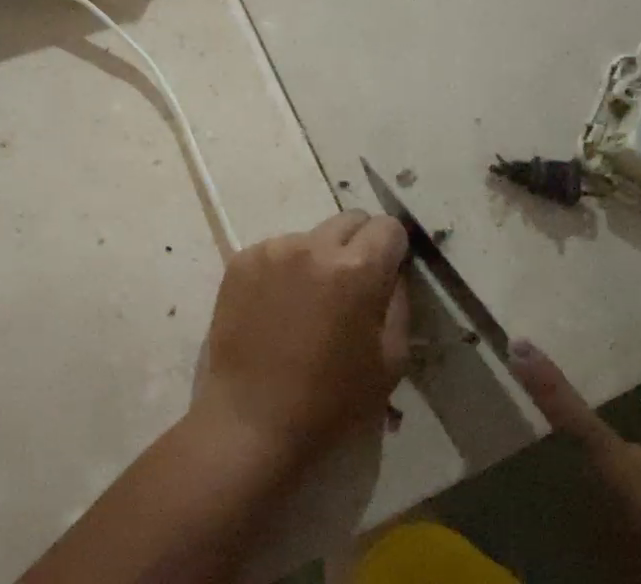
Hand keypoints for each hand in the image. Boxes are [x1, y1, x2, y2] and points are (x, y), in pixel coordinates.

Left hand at [195, 210, 410, 463]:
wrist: (251, 419)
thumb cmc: (330, 402)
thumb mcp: (390, 360)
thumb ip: (399, 302)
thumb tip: (394, 271)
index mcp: (356, 269)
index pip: (388, 227)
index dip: (393, 250)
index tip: (385, 275)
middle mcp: (313, 246)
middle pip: (349, 221)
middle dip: (358, 246)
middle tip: (349, 289)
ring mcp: (272, 249)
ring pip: (310, 236)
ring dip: (317, 258)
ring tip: (306, 305)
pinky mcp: (241, 260)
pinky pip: (276, 251)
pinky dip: (284, 270)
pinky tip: (277, 309)